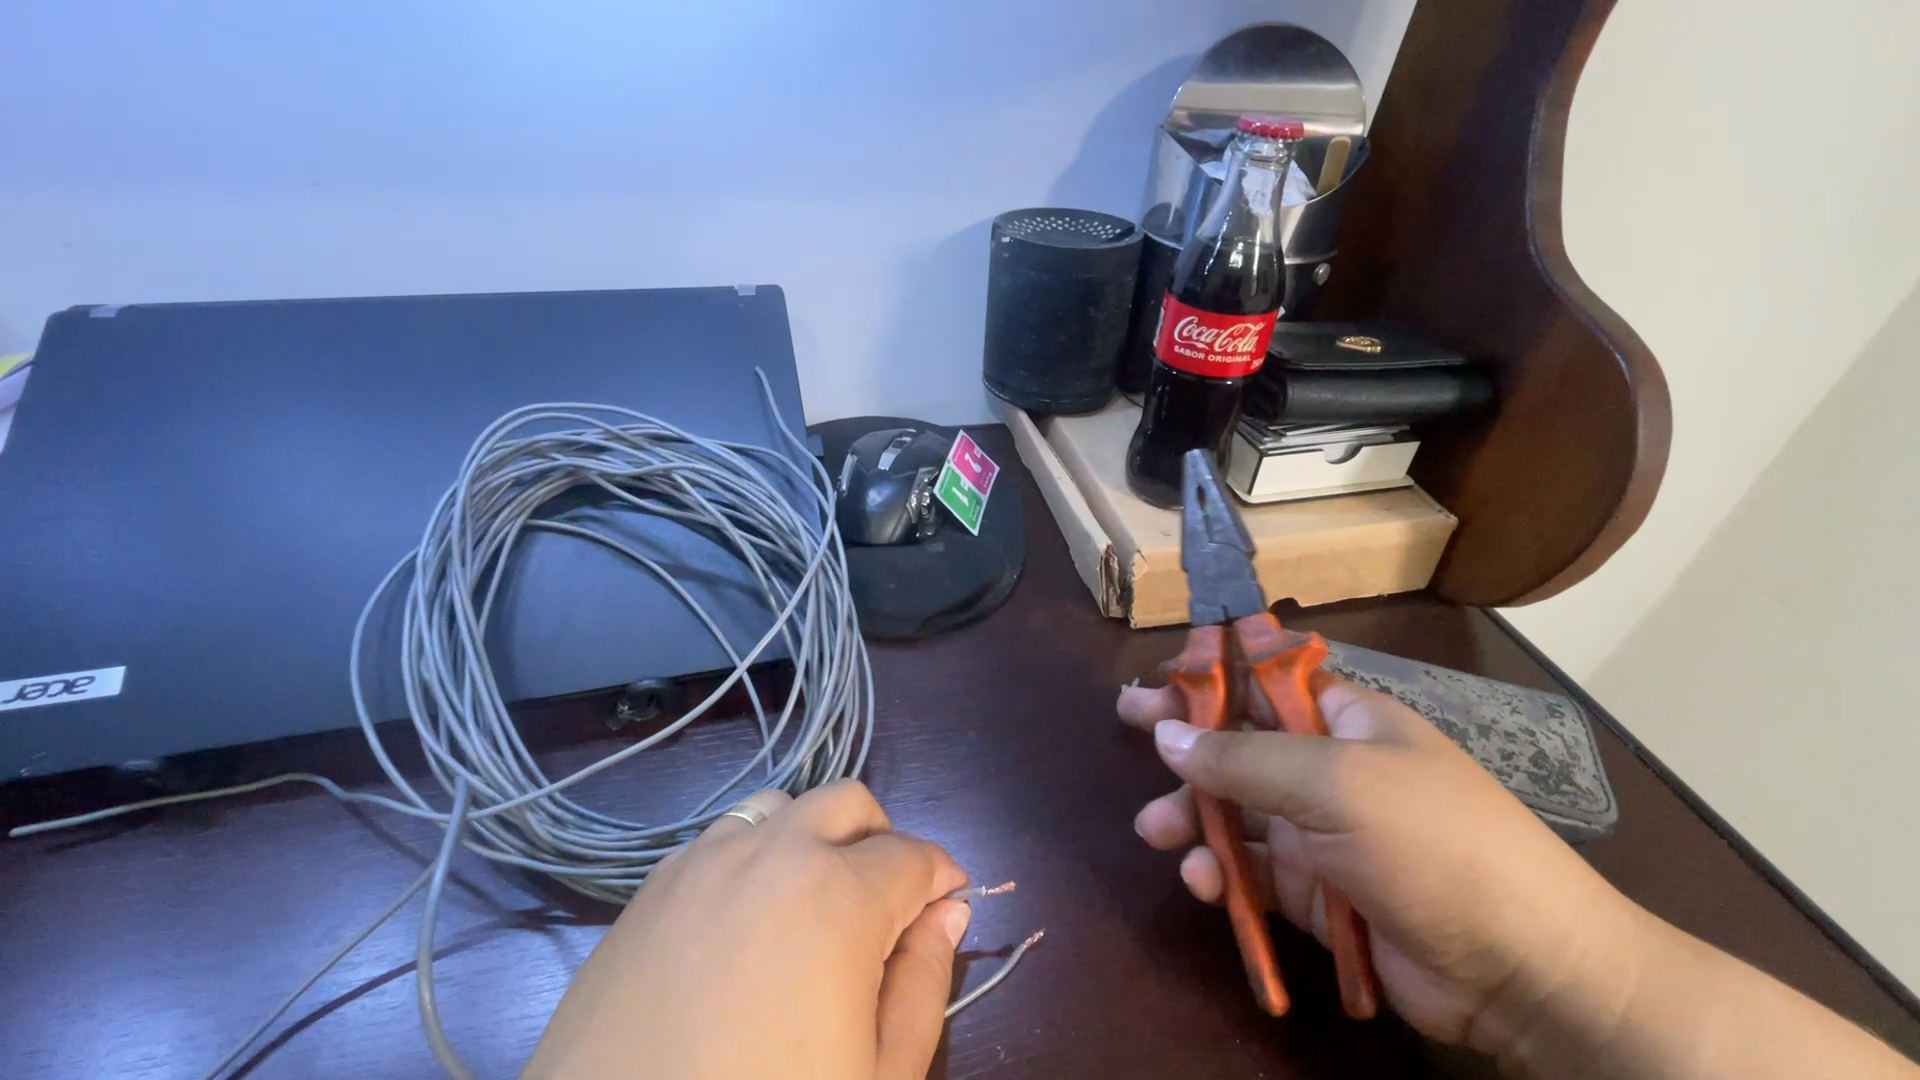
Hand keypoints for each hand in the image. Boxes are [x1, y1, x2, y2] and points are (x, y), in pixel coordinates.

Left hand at [525, 780, 967, 1079]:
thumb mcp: (880, 1076)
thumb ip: (925, 982)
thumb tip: (946, 910)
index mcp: (837, 895)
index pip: (914, 855)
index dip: (942, 877)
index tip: (948, 904)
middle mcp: (770, 854)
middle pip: (847, 802)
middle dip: (882, 840)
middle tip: (887, 903)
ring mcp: (700, 865)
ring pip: (779, 809)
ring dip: (812, 839)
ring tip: (813, 907)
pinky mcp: (648, 892)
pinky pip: (718, 842)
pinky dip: (753, 859)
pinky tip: (744, 925)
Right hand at [1118, 673, 1646, 1058]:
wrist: (1522, 969)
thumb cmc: (1431, 842)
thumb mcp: (1334, 782)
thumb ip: (1242, 758)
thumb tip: (1166, 733)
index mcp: (1346, 721)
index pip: (1267, 681)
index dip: (1212, 674)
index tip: (1158, 677)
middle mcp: (1330, 770)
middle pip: (1240, 744)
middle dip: (1185, 742)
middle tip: (1128, 727)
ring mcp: (1323, 834)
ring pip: (1237, 813)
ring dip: (1193, 818)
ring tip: (1156, 832)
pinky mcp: (1317, 894)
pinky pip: (1253, 873)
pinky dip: (1223, 877)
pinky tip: (1202, 884)